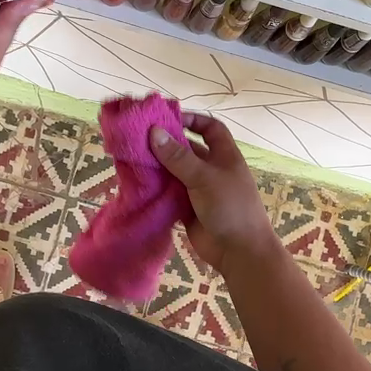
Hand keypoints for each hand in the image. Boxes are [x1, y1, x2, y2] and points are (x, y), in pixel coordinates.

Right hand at [150, 112, 281, 276]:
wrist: (238, 251)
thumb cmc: (230, 207)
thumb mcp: (204, 177)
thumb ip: (178, 156)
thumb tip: (154, 132)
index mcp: (224, 156)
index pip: (210, 128)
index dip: (193, 120)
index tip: (167, 118)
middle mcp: (211, 170)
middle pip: (187, 150)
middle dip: (166, 143)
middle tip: (138, 138)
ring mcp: (199, 190)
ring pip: (175, 172)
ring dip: (158, 166)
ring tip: (132, 158)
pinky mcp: (187, 208)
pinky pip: (169, 193)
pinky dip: (156, 188)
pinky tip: (138, 182)